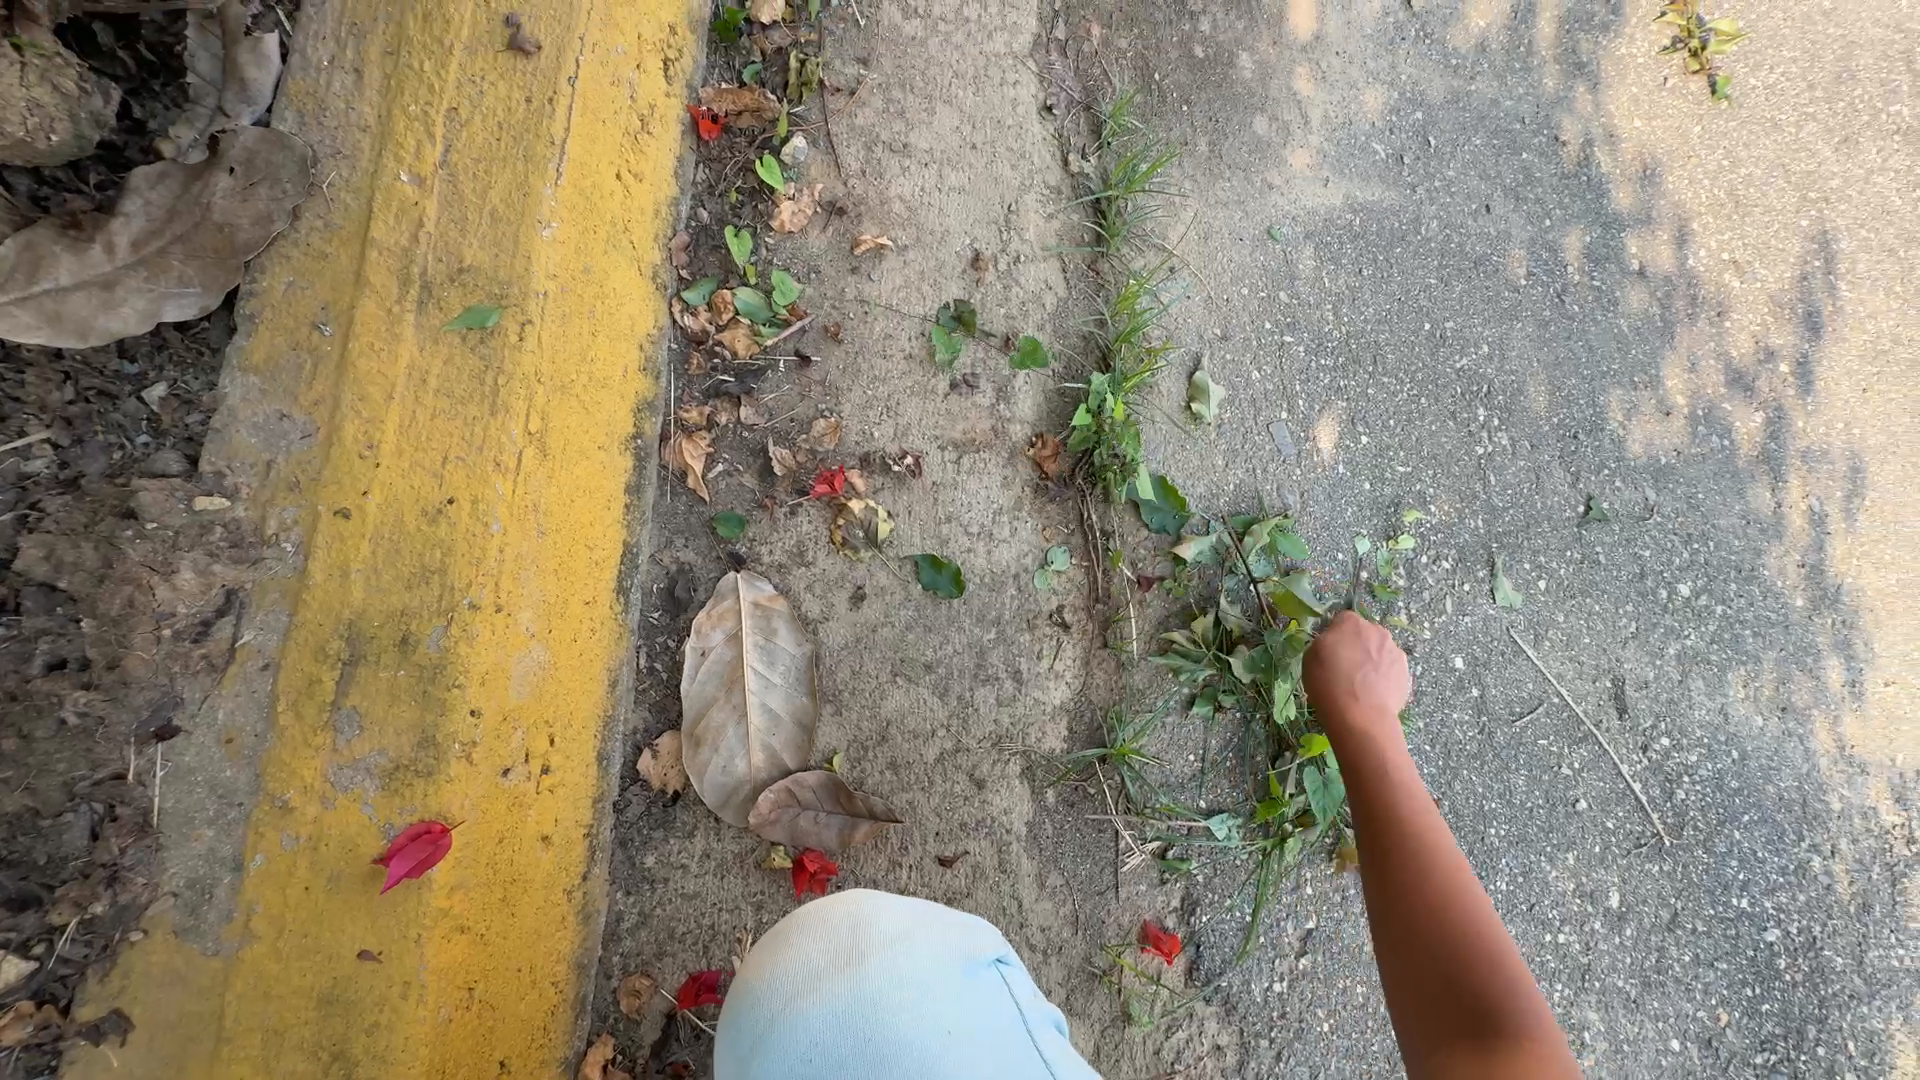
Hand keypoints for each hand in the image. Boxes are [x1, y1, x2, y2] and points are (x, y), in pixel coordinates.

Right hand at [1304, 611, 1410, 746]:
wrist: (1361, 715)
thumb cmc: (1328, 683)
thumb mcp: (1310, 657)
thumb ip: (1324, 641)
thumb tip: (1333, 643)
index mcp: (1351, 623)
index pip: (1342, 619)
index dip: (1335, 634)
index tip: (1329, 650)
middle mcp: (1377, 631)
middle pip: (1364, 633)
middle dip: (1356, 644)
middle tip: (1345, 666)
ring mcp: (1395, 651)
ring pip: (1379, 650)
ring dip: (1371, 659)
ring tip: (1360, 682)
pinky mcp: (1406, 672)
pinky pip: (1390, 668)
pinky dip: (1382, 675)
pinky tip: (1372, 691)